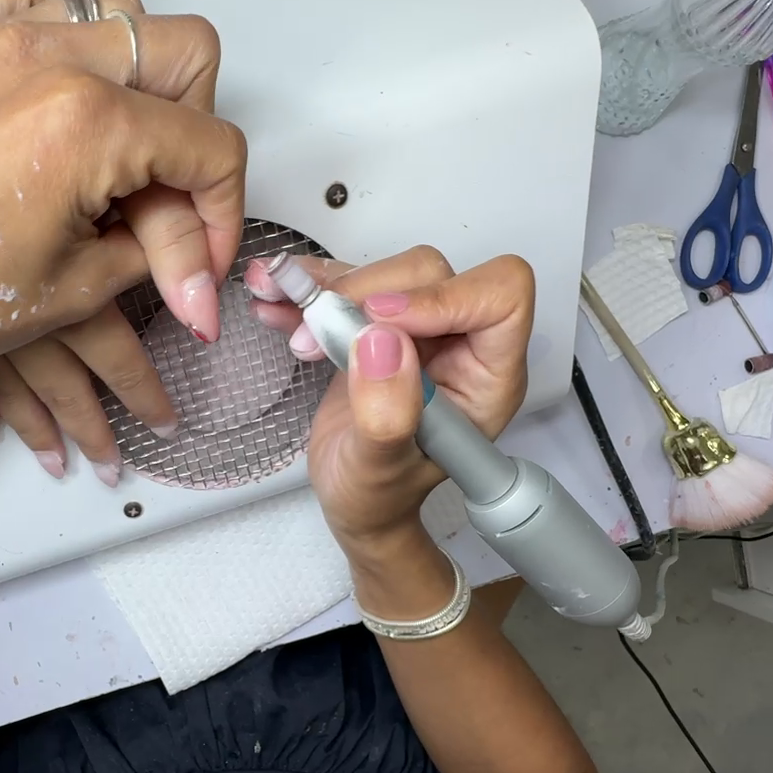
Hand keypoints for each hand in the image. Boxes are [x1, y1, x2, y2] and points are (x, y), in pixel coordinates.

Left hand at [0, 0, 209, 482]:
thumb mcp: (75, 289)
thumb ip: (156, 255)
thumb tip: (200, 271)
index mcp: (83, 124)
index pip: (211, 146)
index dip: (224, 212)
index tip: (203, 258)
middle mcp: (41, 56)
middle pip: (185, 54)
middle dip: (197, 134)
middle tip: (169, 201)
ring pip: (115, 11)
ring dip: (137, 81)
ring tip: (110, 155)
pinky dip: (59, 31)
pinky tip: (52, 90)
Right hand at [245, 248, 534, 549]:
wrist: (354, 499)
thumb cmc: (378, 497)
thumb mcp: (378, 469)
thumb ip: (386, 414)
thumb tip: (379, 343)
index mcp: (485, 377)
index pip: (499, 298)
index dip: (439, 298)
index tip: (376, 322)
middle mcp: (459, 344)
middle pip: (430, 275)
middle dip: (364, 294)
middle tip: (312, 337)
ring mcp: (418, 331)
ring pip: (385, 272)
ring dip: (327, 285)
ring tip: (275, 301)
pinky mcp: (378, 327)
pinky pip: (348, 287)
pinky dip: (308, 288)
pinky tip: (273, 301)